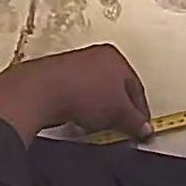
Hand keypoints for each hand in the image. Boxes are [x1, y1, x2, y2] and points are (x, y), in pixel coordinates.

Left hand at [0, 43, 153, 143]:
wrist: (41, 92)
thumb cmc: (81, 92)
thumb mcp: (118, 112)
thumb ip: (135, 121)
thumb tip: (143, 128)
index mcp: (115, 58)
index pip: (136, 87)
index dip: (140, 111)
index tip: (141, 128)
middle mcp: (95, 57)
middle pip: (116, 89)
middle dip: (120, 111)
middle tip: (122, 129)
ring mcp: (75, 66)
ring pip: (96, 93)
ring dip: (99, 111)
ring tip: (98, 127)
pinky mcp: (57, 79)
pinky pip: (77, 97)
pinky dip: (82, 109)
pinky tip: (79, 121)